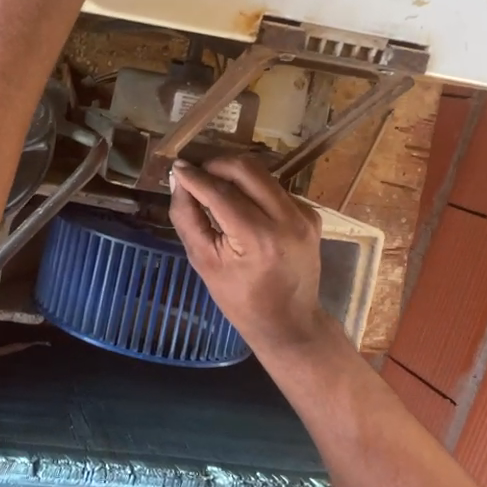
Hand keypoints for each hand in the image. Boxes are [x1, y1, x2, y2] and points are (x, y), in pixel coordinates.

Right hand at [167, 155, 332, 354]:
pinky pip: (273, 187)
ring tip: (212, 185)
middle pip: (245, 169)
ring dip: (232, 173)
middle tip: (195, 172)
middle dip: (215, 164)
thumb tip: (179, 180)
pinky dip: (251, 188)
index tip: (177, 165)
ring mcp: (303, 214)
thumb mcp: (203, 262)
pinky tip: (240, 206)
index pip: (220, 192)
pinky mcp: (310, 213)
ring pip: (261, 173)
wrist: (290, 322)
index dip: (195, 176)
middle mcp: (286, 219)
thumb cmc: (240, 299)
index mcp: (258, 238)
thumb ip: (187, 217)